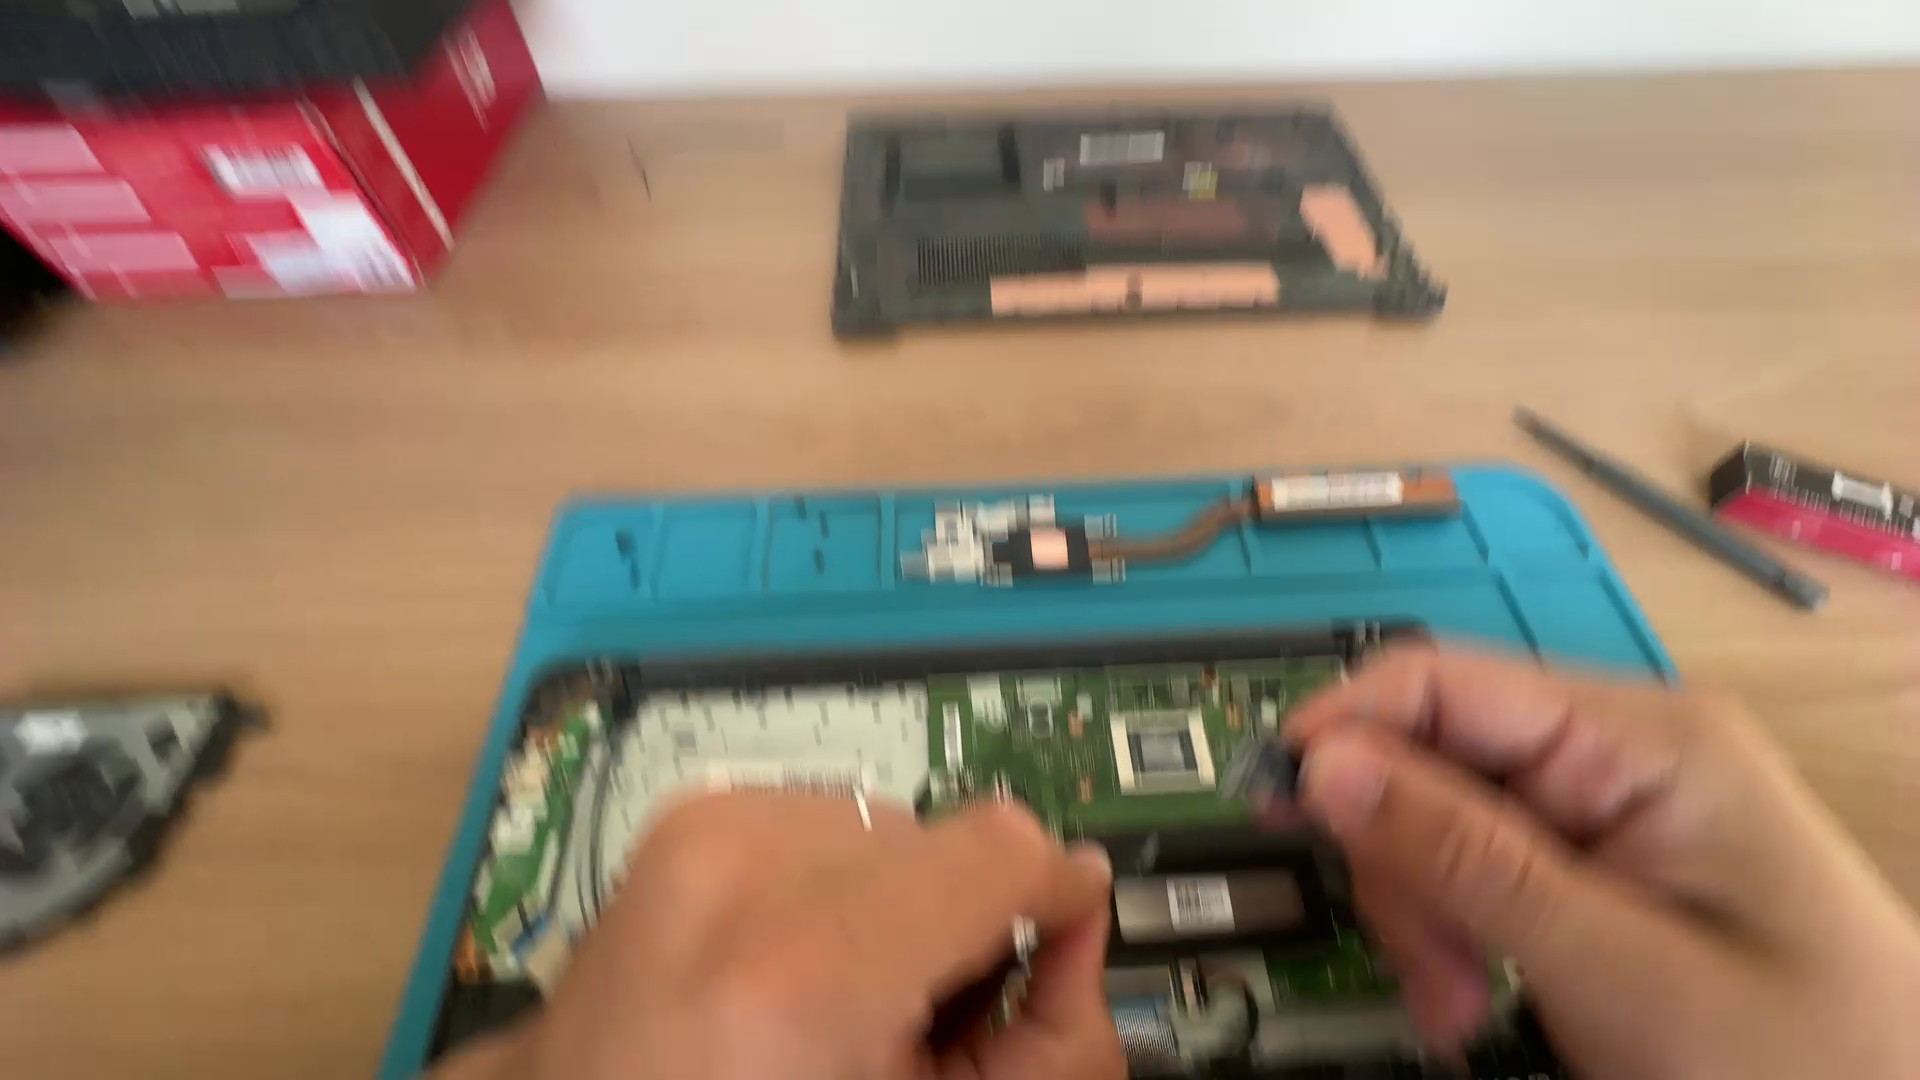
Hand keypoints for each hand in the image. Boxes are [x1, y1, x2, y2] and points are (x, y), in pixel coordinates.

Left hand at [434, 792, 1122, 1079]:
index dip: (1055, 884)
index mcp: (797, 978)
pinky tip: (793, 955)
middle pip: (939, 837)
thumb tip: (1074, 914)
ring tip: (840, 990)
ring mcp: (702, 828)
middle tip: (914, 1012)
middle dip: (956, 918)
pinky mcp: (688, 816)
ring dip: (893, 899)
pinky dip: (838, 881)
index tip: (1067, 913)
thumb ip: (1052, 1042)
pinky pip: (825, 818)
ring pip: (887, 823)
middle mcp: (738, 869)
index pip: (993, 848)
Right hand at [1285, 645, 1919, 1079]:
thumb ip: (1465, 858)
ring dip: (1411, 903)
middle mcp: (1597, 746)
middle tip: (1418, 962)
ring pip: (1417, 813)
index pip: (1438, 682)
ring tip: (1451, 997)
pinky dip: (1433, 921)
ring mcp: (1576, 797)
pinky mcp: (1560, 848)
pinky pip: (1448, 856)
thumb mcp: (1625, 971)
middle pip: (1419, 754)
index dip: (1342, 727)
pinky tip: (1464, 986)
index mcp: (1635, 735)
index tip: (1276, 801)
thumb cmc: (1810, 1070)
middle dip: (1394, 855)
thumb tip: (1319, 766)